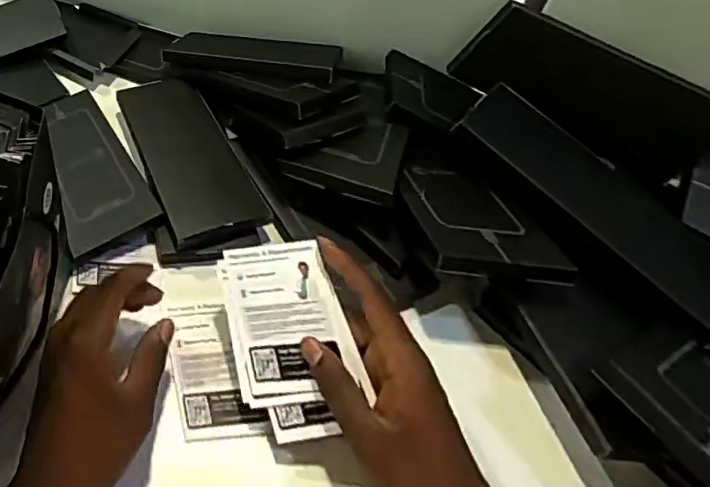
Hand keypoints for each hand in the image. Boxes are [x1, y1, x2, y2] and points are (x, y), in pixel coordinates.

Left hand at [13, 265, 173, 486]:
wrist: (54, 479)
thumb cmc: (98, 444)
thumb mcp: (136, 404)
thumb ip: (151, 358)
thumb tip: (164, 325)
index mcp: (85, 339)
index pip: (110, 290)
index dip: (133, 277)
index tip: (153, 274)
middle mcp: (65, 334)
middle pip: (95, 293)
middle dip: (125, 287)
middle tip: (153, 296)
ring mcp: (54, 347)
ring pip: (82, 304)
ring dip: (109, 299)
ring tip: (137, 308)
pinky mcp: (51, 361)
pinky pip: (74, 320)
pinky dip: (96, 313)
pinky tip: (114, 330)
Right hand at [301, 239, 487, 486]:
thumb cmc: (420, 474)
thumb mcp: (370, 433)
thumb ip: (337, 388)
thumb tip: (309, 344)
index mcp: (403, 360)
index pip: (372, 299)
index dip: (347, 267)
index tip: (323, 246)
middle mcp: (403, 363)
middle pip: (359, 322)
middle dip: (324, 306)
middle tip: (288, 293)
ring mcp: (402, 383)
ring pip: (358, 348)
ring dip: (328, 341)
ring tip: (288, 330)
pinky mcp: (398, 402)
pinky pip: (362, 372)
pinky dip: (337, 367)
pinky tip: (311, 371)